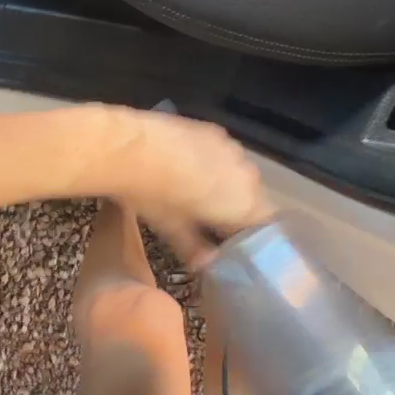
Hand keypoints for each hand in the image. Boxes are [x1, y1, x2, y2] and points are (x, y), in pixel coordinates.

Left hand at [90, 108, 272, 265]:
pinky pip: (223, 154)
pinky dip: (212, 163)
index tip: (229, 243)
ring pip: (237, 174)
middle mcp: (248, 175)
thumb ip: (196, 249)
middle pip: (252, 199)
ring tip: (195, 192)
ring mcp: (233, 149)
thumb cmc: (155, 195)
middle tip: (208, 221)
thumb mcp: (173, 229)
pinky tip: (187, 167)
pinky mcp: (215, 131)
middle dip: (235, 210)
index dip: (248, 237)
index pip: (264, 227)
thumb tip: (205, 263)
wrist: (131, 147)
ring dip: (224, 185)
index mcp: (245, 204)